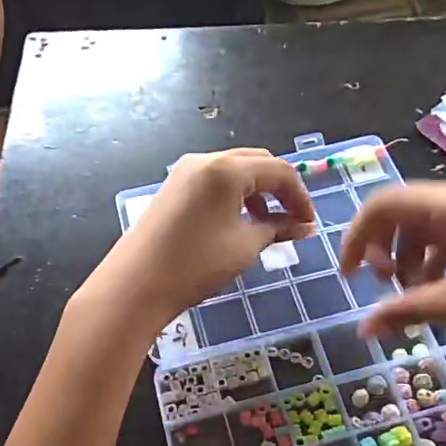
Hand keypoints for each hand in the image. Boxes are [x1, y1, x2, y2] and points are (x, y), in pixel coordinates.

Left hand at [86, 148, 314, 326]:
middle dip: (281, 189)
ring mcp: (185, 172)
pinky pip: (215, 183)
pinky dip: (235, 197)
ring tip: (268, 225)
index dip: (300, 197)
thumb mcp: (244, 247)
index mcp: (227, 169)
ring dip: (258, 192)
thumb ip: (277, 229)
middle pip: (257, 163)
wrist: (136, 284)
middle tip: (293, 220)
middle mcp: (205, 160)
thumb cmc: (196, 264)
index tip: (309, 224)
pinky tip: (239, 224)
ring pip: (235, 171)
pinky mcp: (174, 189)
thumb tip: (303, 227)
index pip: (278, 171)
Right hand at [336, 180, 445, 340]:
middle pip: (407, 217)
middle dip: (388, 256)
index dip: (356, 239)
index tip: (347, 280)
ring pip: (435, 231)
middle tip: (393, 295)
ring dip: (418, 265)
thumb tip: (360, 328)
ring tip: (427, 304)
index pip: (383, 205)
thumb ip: (412, 310)